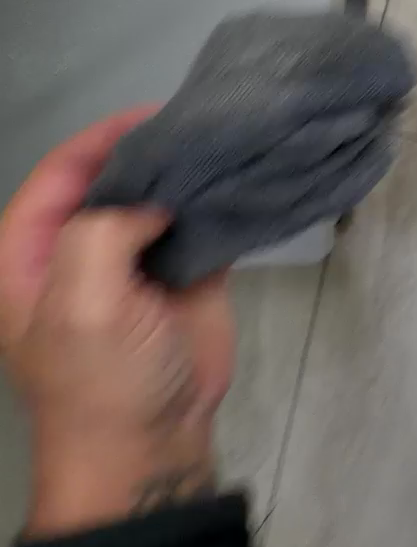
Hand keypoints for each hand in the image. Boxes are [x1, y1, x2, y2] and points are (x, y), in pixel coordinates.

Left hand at [0, 109, 235, 535]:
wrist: (151, 430)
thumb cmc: (100, 375)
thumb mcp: (82, 307)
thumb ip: (100, 240)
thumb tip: (154, 202)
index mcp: (32, 260)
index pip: (56, 183)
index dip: (95, 144)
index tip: (150, 115)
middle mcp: (83, 254)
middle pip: (113, 187)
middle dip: (152, 154)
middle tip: (205, 126)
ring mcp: (139, 265)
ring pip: (163, 205)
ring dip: (194, 178)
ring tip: (236, 147)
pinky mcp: (188, 275)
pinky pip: (205, 229)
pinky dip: (226, 207)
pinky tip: (253, 186)